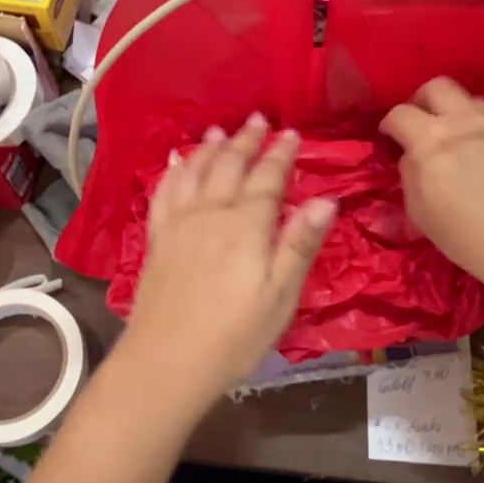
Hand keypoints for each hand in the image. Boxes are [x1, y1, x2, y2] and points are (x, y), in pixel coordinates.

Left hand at [117, 113, 335, 414]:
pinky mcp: (157, 240)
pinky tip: (175, 162)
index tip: (291, 133)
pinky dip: (173, 172)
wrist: (166, 363)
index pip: (267, 179)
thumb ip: (299, 245)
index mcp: (246, 227)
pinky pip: (164, 193)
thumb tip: (326, 199)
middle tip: (257, 120)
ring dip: (209, 149)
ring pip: (195, 172)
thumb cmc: (234, 337)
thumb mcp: (280, 297)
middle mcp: (211, 215)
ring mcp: (179, 225)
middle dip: (245, 141)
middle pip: (229, 167)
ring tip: (219, 131)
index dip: (280, 154)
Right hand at [380, 78, 483, 297]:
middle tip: (421, 127)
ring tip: (458, 139)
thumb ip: (409, 183)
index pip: (399, 114)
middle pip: (435, 87)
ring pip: (470, 98)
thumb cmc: (472, 239)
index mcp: (429, 141)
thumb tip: (407, 164)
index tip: (389, 141)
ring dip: (457, 112)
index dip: (389, 126)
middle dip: (422, 102)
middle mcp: (463, 121)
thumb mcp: (423, 219)